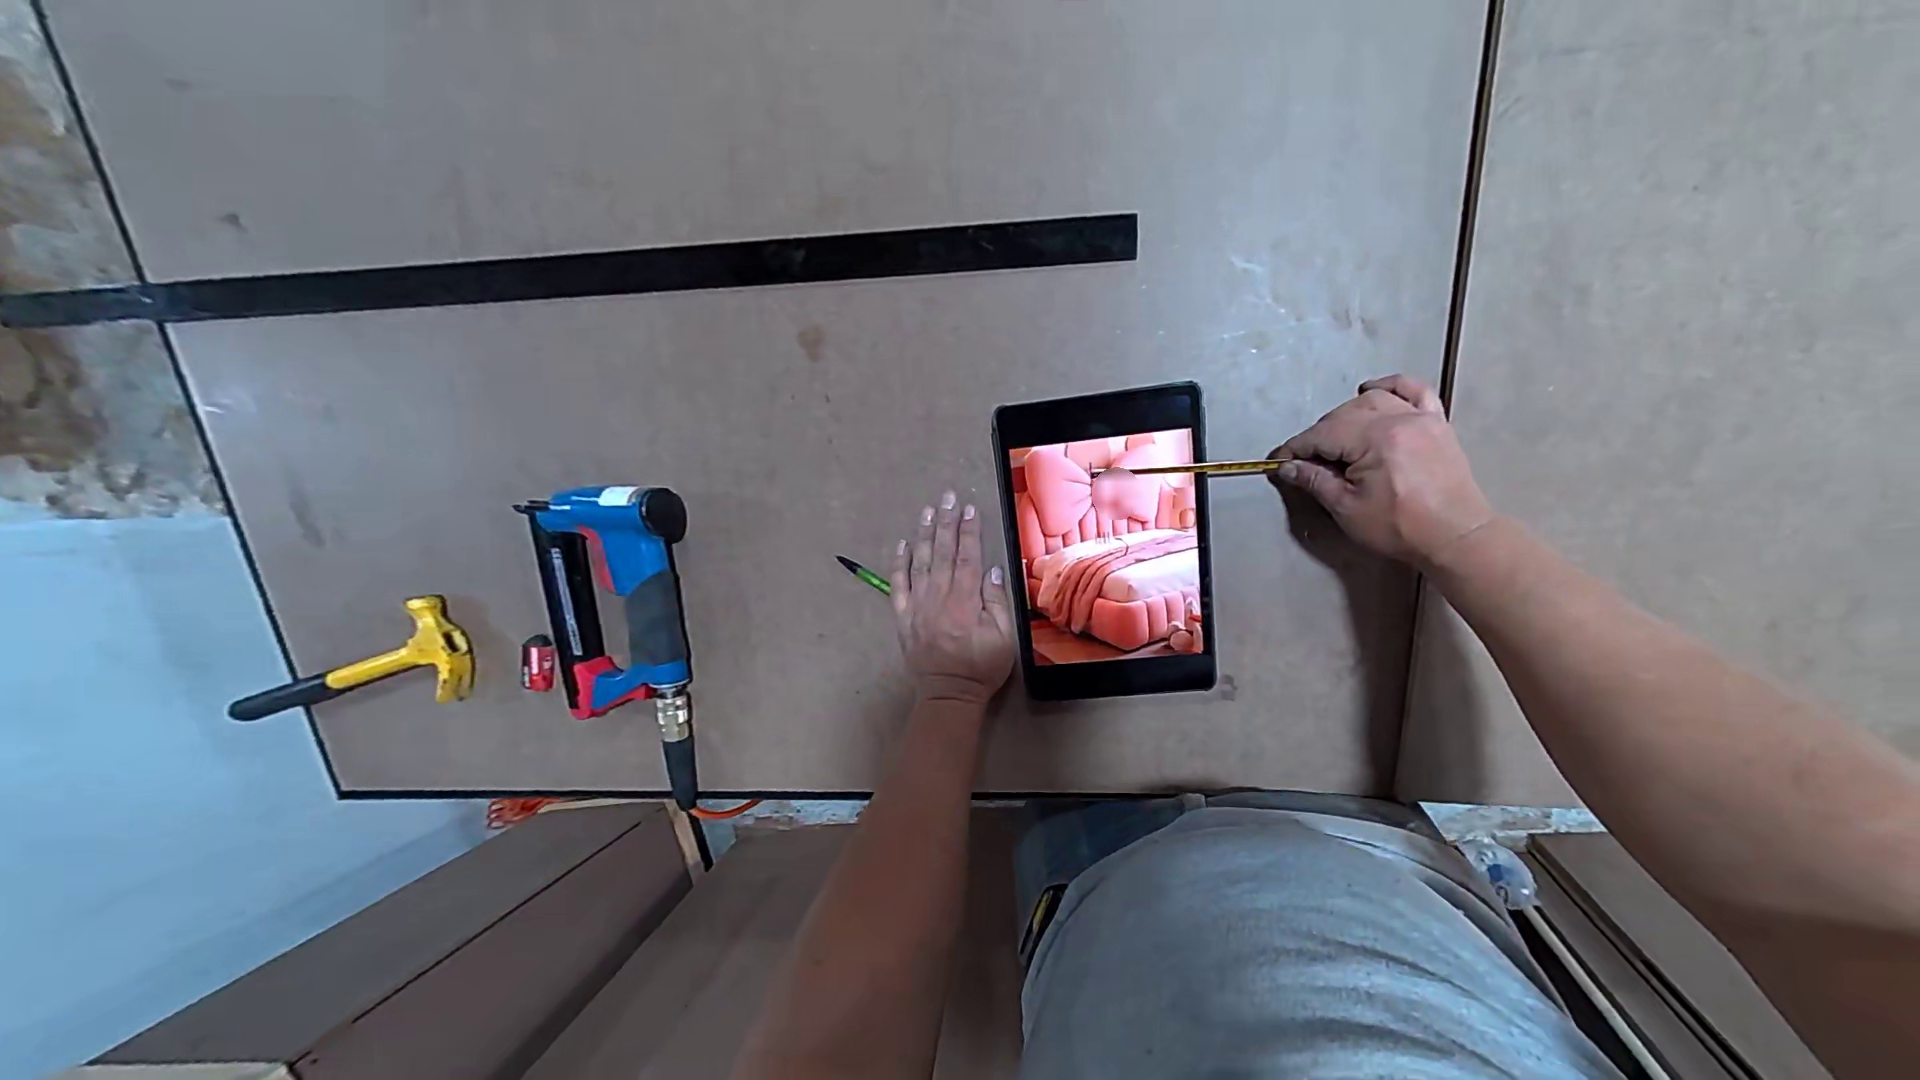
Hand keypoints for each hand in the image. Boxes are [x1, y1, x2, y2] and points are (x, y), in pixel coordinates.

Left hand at [888, 490, 1016, 704]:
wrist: (948, 694)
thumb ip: (997, 602)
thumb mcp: (1004, 638)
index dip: (969, 531)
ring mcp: (918, 606)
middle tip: (947, 497)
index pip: (967, 557)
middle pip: (942, 552)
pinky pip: (898, 585)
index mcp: (965, 601)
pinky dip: (899, 563)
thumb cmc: (981, 668)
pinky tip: (902, 544)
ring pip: (919, 562)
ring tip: (927, 511)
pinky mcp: (903, 617)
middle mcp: (938, 598)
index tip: (970, 509)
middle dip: (946, 522)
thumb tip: (992, 570)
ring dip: (923, 534)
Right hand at [1270, 375, 1496, 569]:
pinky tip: (1372, 390)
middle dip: (1318, 436)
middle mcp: (1398, 419)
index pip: (1321, 435)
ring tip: (1335, 439)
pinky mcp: (1436, 424)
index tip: (1279, 461)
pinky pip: (1414, 391)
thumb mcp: (1346, 508)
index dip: (1295, 449)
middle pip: (1343, 415)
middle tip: (1305, 462)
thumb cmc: (1399, 527)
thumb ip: (1315, 481)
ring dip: (1346, 415)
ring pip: (1372, 401)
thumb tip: (1288, 467)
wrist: (1456, 537)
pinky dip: (1391, 387)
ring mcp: (1421, 418)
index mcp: (1375, 439)